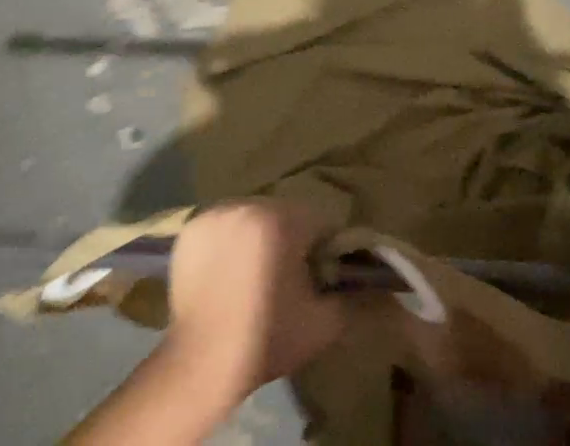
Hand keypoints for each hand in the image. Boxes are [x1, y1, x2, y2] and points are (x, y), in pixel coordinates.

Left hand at [162, 199, 349, 406]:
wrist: (200, 364)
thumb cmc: (266, 338)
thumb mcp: (324, 321)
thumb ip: (355, 295)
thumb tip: (380, 283)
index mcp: (280, 220)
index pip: (320, 220)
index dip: (325, 248)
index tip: (319, 275)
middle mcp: (245, 205)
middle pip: (285, 212)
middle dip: (292, 237)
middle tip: (288, 276)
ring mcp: (213, 215)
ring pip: (254, 214)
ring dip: (261, 234)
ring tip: (256, 272)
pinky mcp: (189, 229)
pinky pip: (224, 224)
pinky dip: (231, 238)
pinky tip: (229, 267)